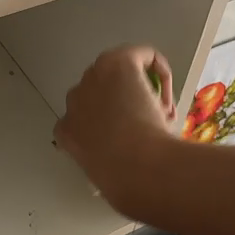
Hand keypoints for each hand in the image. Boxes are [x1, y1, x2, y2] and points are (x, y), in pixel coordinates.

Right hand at [54, 45, 176, 203]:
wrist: (137, 166)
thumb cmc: (122, 180)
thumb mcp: (104, 179)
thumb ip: (104, 167)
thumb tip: (119, 180)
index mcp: (66, 130)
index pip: (82, 118)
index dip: (108, 125)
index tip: (128, 140)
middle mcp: (75, 98)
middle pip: (100, 90)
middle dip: (122, 102)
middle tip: (147, 122)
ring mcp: (95, 77)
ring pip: (119, 71)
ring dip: (138, 86)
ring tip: (159, 111)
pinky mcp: (118, 62)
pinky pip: (142, 54)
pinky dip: (158, 67)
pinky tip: (167, 92)